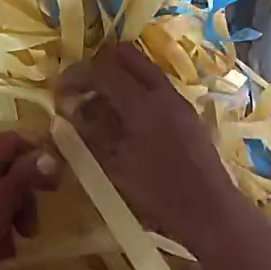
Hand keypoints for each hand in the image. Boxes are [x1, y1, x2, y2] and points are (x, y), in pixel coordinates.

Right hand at [57, 42, 248, 249]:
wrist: (212, 214)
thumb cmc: (160, 195)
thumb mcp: (113, 169)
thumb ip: (87, 139)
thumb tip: (66, 120)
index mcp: (144, 105)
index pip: (103, 71)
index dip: (75, 76)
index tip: (58, 92)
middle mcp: (163, 94)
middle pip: (126, 55)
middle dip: (98, 66)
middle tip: (81, 91)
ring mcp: (178, 101)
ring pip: (142, 69)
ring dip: (116, 79)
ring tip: (97, 111)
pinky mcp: (186, 113)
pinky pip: (154, 87)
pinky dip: (133, 93)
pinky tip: (122, 123)